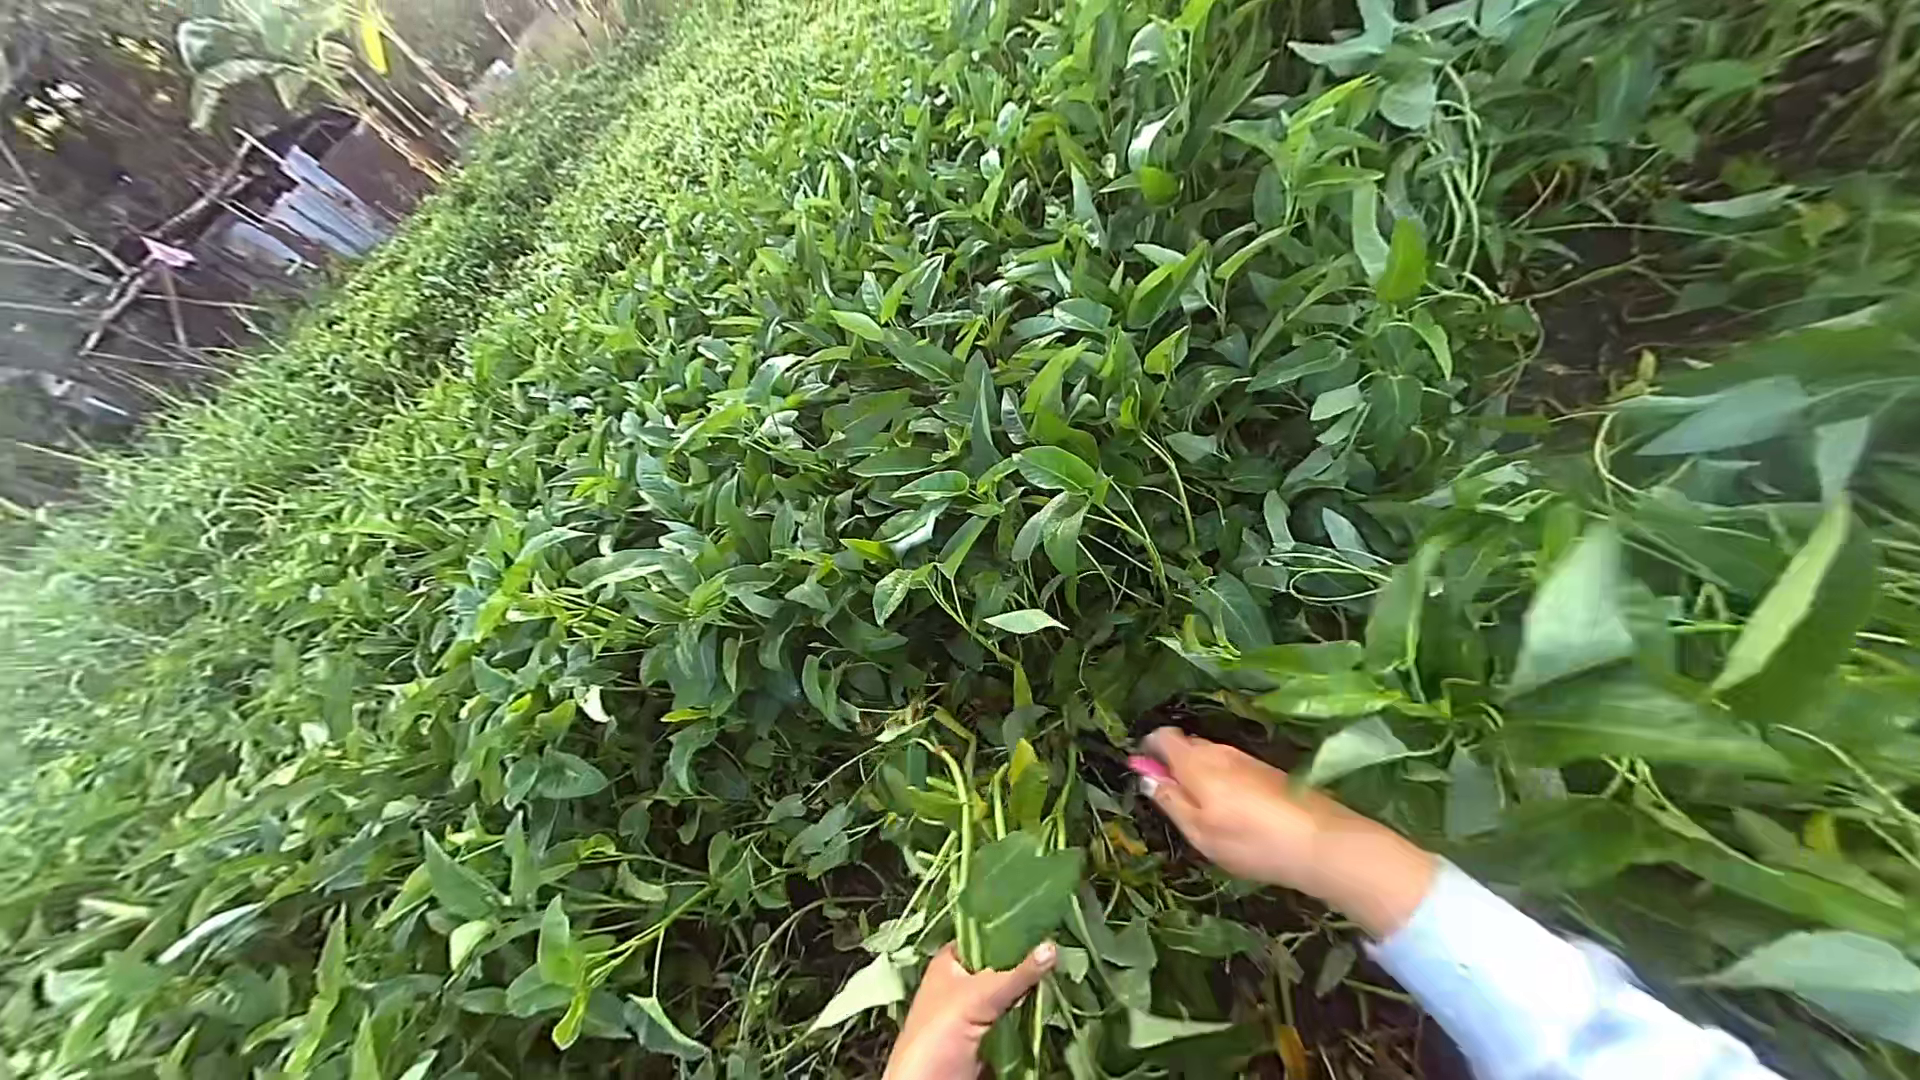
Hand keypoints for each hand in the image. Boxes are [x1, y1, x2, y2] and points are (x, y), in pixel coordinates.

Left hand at [883, 942, 1055, 1079]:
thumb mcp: (976, 997)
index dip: (1011, 928)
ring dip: (1033, 992)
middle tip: (1059, 950)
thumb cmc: (937, 1035)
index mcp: (952, 962)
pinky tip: (1053, 1006)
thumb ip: (1014, 975)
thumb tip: (1050, 947)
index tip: (1042, 923)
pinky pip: (1017, 1025)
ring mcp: (978, 1015)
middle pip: (1002, 967)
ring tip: (1062, 974)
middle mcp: (964, 983)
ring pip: (1012, 996)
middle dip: (1027, 963)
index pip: (985, 934)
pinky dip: (1033, 1019)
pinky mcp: (990, 1043)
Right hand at [1134, 726, 1434, 937]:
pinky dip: (1221, 780)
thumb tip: (1144, 775)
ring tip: (1203, 809)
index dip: (1147, 750)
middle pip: (1185, 744)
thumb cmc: (1250, 840)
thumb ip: (1168, 799)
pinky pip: (1231, 766)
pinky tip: (1233, 810)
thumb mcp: (1198, 830)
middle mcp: (1218, 750)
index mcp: (1194, 761)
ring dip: (1197, 772)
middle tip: (1173, 798)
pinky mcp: (1268, 771)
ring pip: (1209, 755)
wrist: (1325, 843)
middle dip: (1172, 762)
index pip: (1161, 736)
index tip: (1146, 775)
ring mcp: (1245, 758)